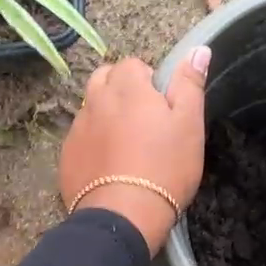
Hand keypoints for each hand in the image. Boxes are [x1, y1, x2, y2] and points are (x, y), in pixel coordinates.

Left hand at [59, 49, 208, 253]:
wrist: (122, 216)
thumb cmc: (165, 166)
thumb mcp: (189, 123)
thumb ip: (190, 83)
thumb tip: (198, 50)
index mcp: (127, 87)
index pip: (133, 64)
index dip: (150, 80)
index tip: (163, 106)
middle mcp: (96, 100)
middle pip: (105, 78)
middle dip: (122, 89)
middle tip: (145, 119)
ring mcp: (77, 128)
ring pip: (91, 107)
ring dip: (107, 113)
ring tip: (128, 142)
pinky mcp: (67, 156)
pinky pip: (81, 136)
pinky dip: (95, 141)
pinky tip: (111, 164)